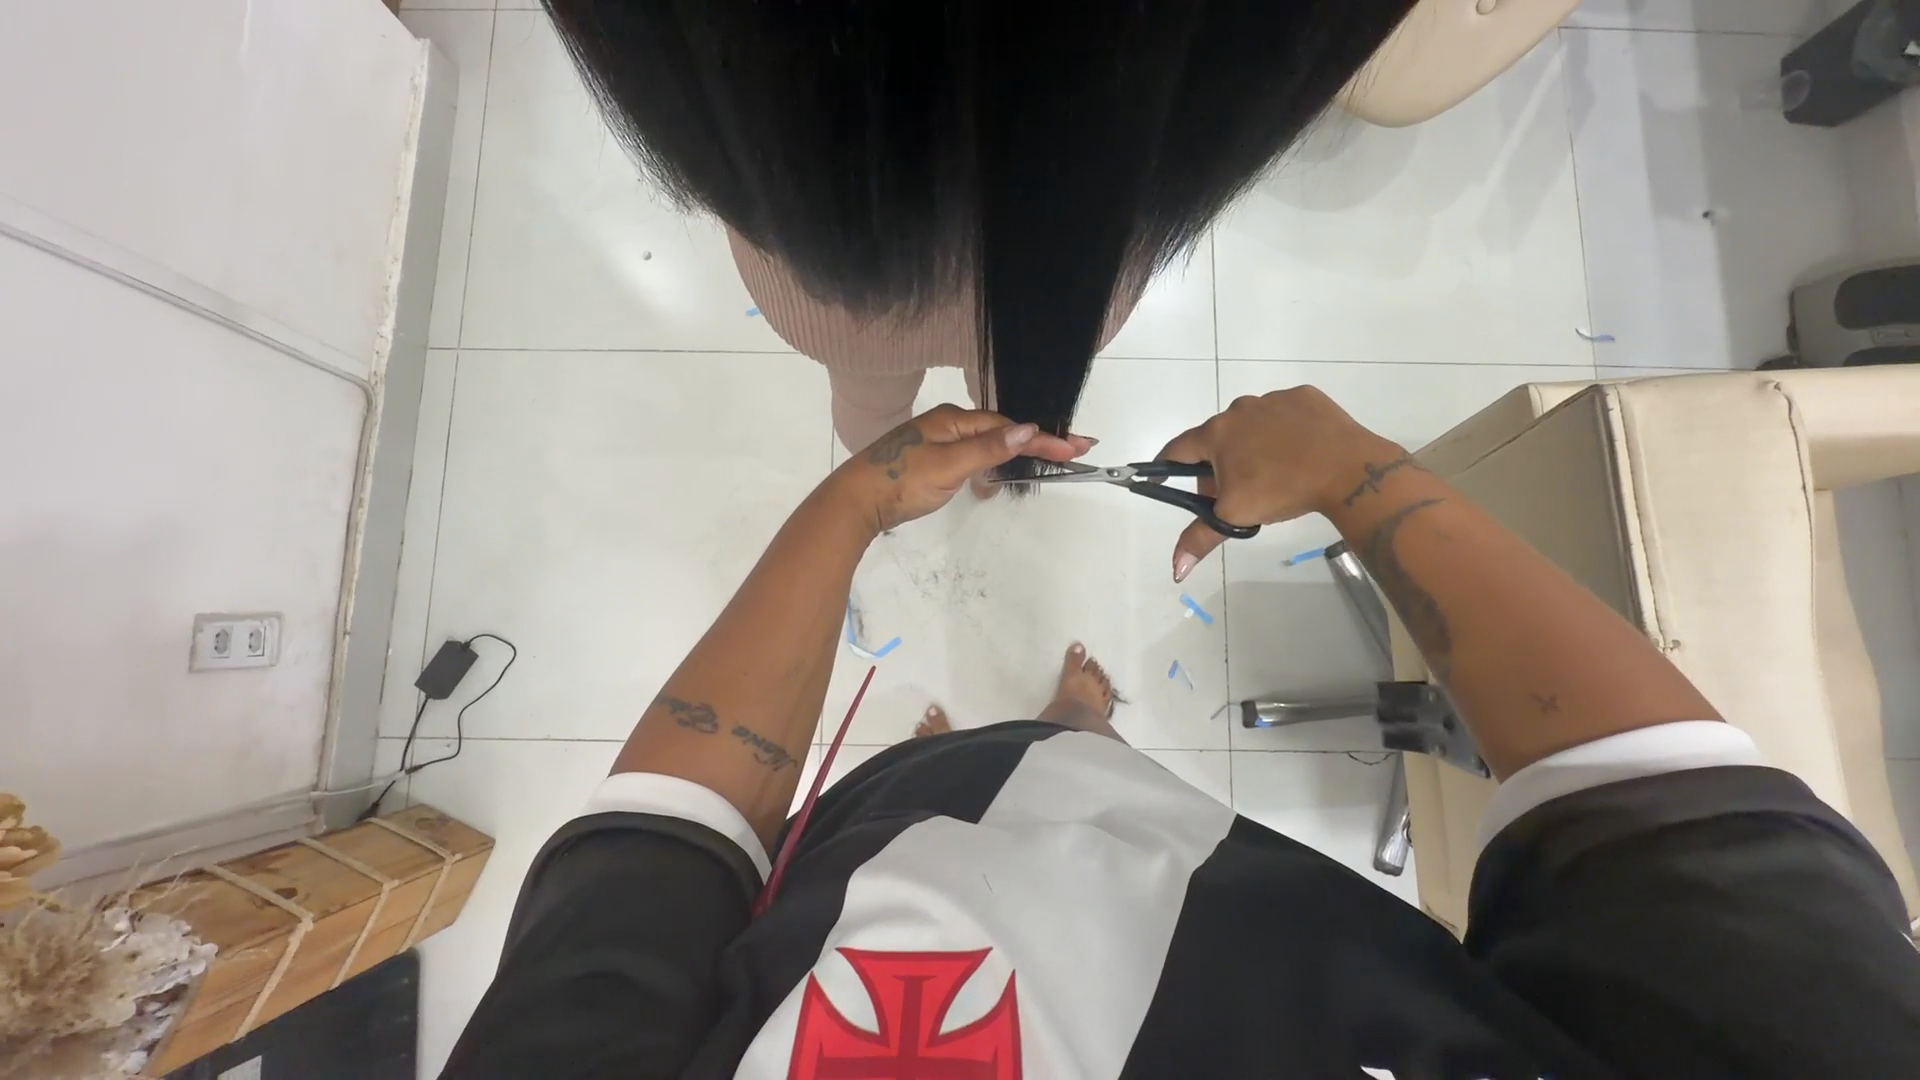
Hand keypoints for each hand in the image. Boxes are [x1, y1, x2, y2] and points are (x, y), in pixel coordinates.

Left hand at [828, 405, 1088, 533]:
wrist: (856, 500)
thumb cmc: (902, 480)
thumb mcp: (949, 464)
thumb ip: (989, 449)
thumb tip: (1027, 429)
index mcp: (954, 420)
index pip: (1008, 427)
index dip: (1042, 438)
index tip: (1075, 447)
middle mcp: (948, 425)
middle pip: (1002, 431)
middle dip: (1038, 441)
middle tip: (1074, 449)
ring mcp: (939, 443)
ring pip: (988, 445)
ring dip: (1018, 452)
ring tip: (1050, 458)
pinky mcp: (932, 462)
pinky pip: (973, 457)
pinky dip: (994, 463)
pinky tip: (1000, 472)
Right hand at [1155, 387, 1404, 580]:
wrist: (1348, 469)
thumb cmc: (1281, 489)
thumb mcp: (1235, 516)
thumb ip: (1200, 538)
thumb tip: (1176, 570)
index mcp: (1216, 433)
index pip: (1177, 449)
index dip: (1166, 466)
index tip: (1164, 479)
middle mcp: (1239, 409)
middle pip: (1215, 440)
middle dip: (1217, 465)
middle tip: (1233, 493)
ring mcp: (1273, 399)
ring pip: (1250, 427)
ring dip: (1250, 447)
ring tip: (1272, 475)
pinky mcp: (1304, 397)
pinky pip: (1283, 416)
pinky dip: (1283, 433)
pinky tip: (1298, 453)